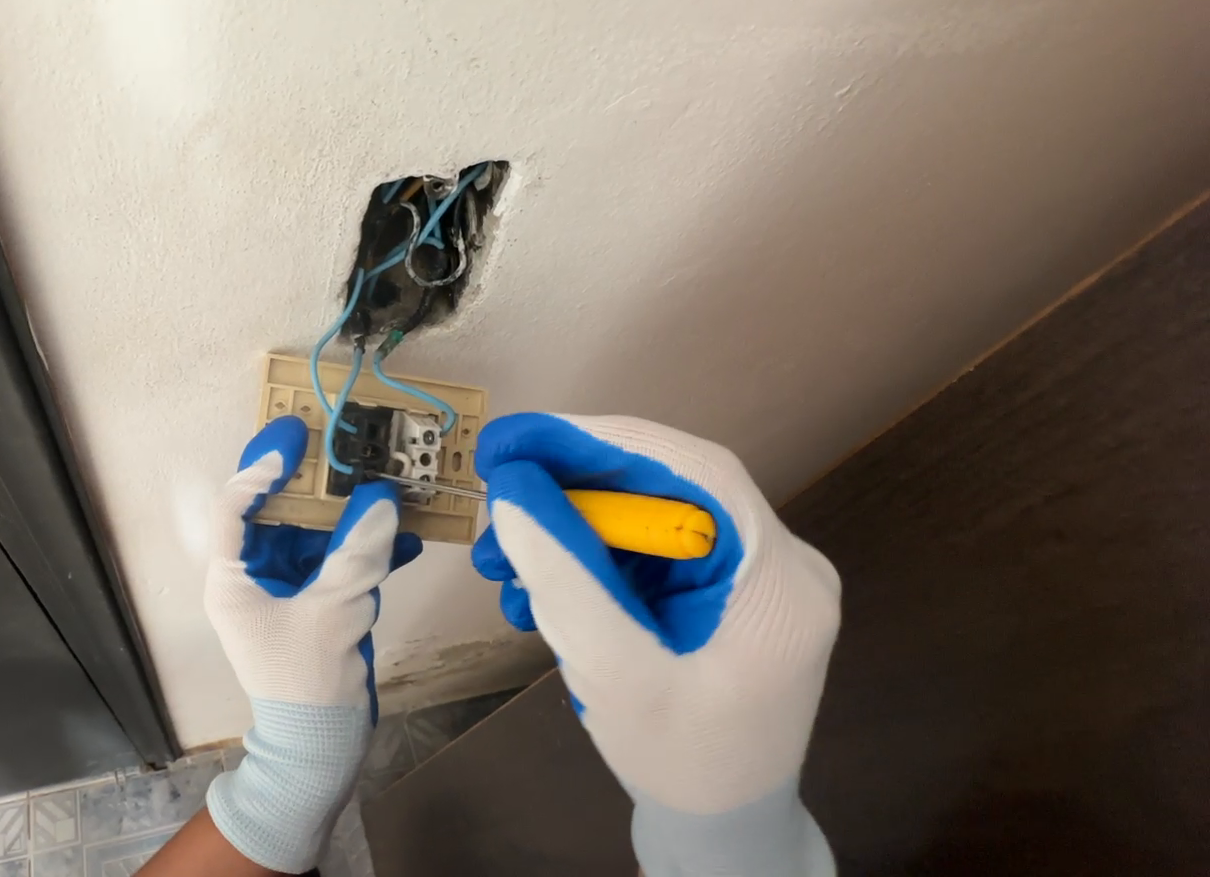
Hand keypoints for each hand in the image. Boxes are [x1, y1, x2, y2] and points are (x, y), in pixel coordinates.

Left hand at [202, 416, 422, 873]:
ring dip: (350, 517)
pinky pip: (338, 564)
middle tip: (341, 447)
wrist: (321, 751)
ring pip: (315, 535)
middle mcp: (254, 575)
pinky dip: (368, 553)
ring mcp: (286, 588)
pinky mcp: (316, 601)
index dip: (260, 469)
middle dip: (314, 485)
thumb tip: (382, 497)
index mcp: (233, 578)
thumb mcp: (333, 613)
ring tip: (385, 485)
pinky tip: (407, 539)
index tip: (292, 440)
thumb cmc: (307, 683)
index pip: (235, 508)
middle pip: (278, 514)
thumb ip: (358, 553)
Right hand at [472, 413, 840, 876]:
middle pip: (655, 485)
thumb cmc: (680, 760)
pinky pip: (631, 546)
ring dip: (557, 527)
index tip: (515, 440)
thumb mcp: (615, 671)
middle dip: (564, 488)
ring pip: (634, 512)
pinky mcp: (703, 587)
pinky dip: (573, 556)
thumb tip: (510, 488)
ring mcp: (735, 572)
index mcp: (775, 577)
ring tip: (498, 560)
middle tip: (494, 494)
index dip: (596, 439)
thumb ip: (563, 575)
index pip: (689, 468)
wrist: (718, 828)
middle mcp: (766, 559)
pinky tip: (530, 588)